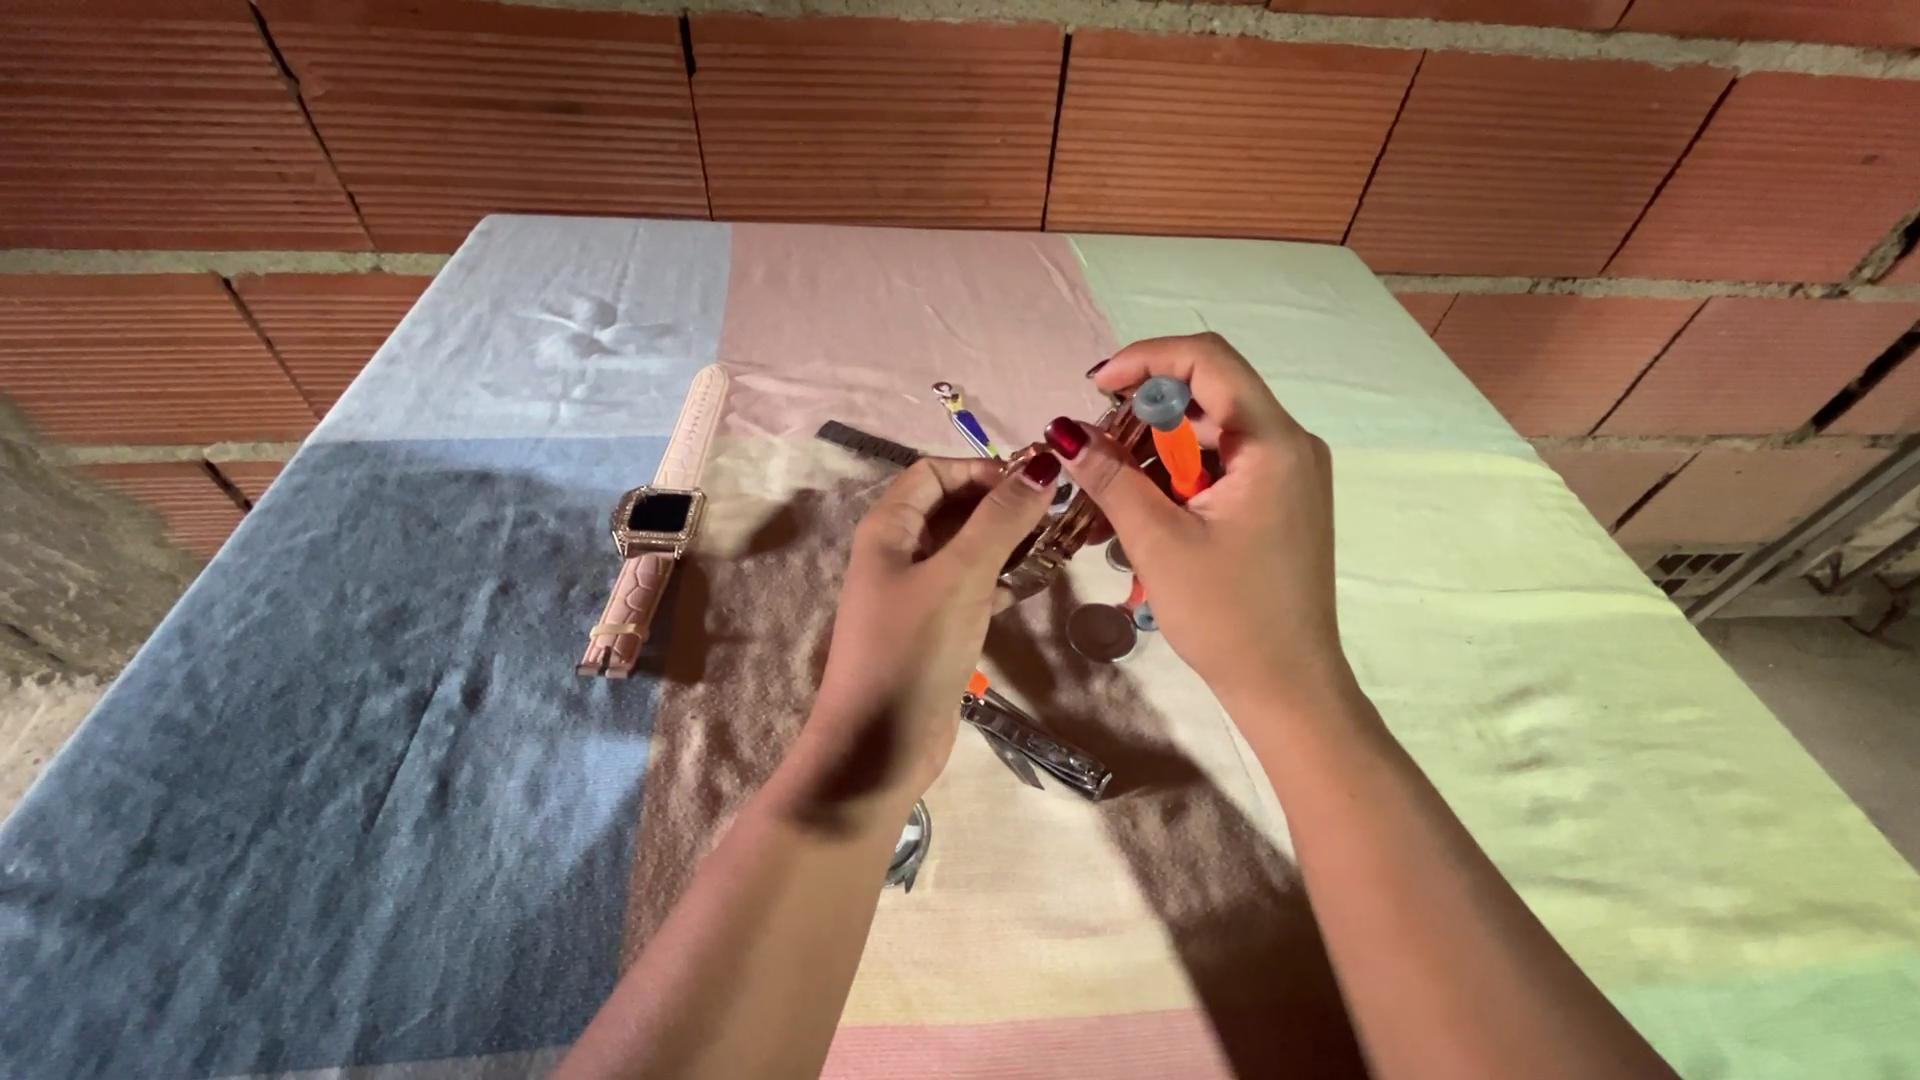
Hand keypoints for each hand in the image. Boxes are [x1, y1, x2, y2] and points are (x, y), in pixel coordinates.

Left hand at [791, 455, 1059, 818]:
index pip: (935, 472)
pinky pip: (974, 585)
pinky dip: (1004, 577)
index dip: (982, 470)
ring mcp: (918, 592)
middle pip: (954, 507)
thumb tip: (1044, 464)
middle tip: (1059, 514)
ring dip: (1009, 541)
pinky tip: (1038, 580)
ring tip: (1059, 544)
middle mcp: (899, 552)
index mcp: (888, 528)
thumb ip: (1001, 519)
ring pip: (968, 548)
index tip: (1035, 484)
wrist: (877, 749)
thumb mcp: (959, 576)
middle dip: (1003, 504)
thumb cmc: (911, 652)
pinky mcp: (937, 627)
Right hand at [1048, 333, 1354, 715]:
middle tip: (1093, 452)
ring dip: (1153, 452)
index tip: (1094, 388)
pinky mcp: (1275, 501)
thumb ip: (1110, 477)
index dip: (1145, 359)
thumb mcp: (1158, 541)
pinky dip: (1175, 479)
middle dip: (1141, 415)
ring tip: (1109, 492)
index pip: (1208, 360)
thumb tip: (1063, 432)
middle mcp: (1287, 444)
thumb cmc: (1227, 615)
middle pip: (1206, 396)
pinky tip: (1140, 510)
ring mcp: (1285, 474)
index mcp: (1272, 443)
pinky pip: (1218, 467)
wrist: (1287, 686)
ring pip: (1207, 435)